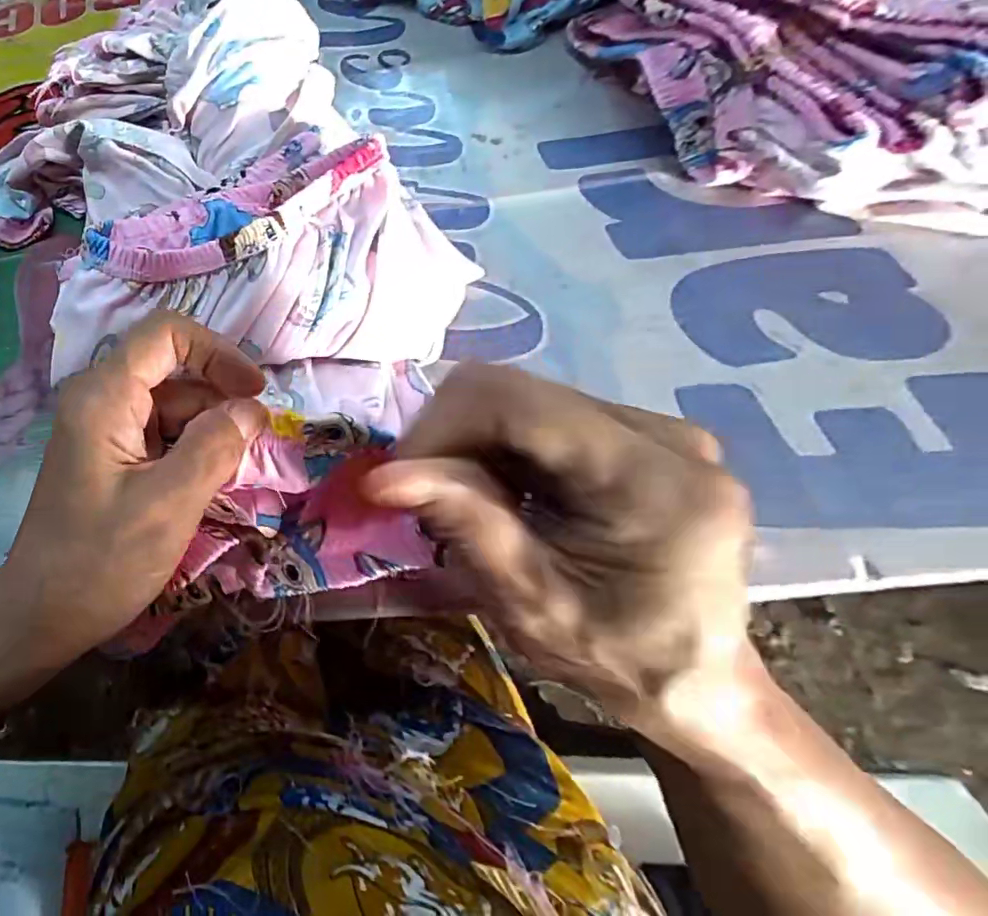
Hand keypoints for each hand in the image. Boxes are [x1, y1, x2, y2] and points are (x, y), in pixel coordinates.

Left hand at [0, 311, 268, 709]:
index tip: (256, 394)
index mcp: (103, 395)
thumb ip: (215, 447)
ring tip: (227, 480)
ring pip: (168, 408)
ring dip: (205, 433)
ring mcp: (98, 430)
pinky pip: (155, 437)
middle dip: (216, 403)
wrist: (39, 615)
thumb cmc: (100, 562)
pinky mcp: (104, 458)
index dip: (217, 352)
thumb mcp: (169, 504)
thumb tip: (252, 409)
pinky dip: (186, 453)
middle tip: (250, 455)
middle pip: (171, 373)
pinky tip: (203, 488)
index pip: (165, 334)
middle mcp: (96, 400)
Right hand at [362, 363, 756, 737]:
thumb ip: (463, 523)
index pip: (514, 403)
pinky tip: (498, 491)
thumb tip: (378, 477)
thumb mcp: (526, 603)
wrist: (695, 682)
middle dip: (445, 436)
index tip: (401, 481)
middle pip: (509, 391)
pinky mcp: (635, 434)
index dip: (438, 428)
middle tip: (425, 494)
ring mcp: (653, 430)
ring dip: (464, 442)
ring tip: (462, 499)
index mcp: (654, 483)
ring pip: (513, 397)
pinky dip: (491, 445)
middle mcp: (665, 437)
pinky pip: (532, 413)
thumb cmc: (612, 656)